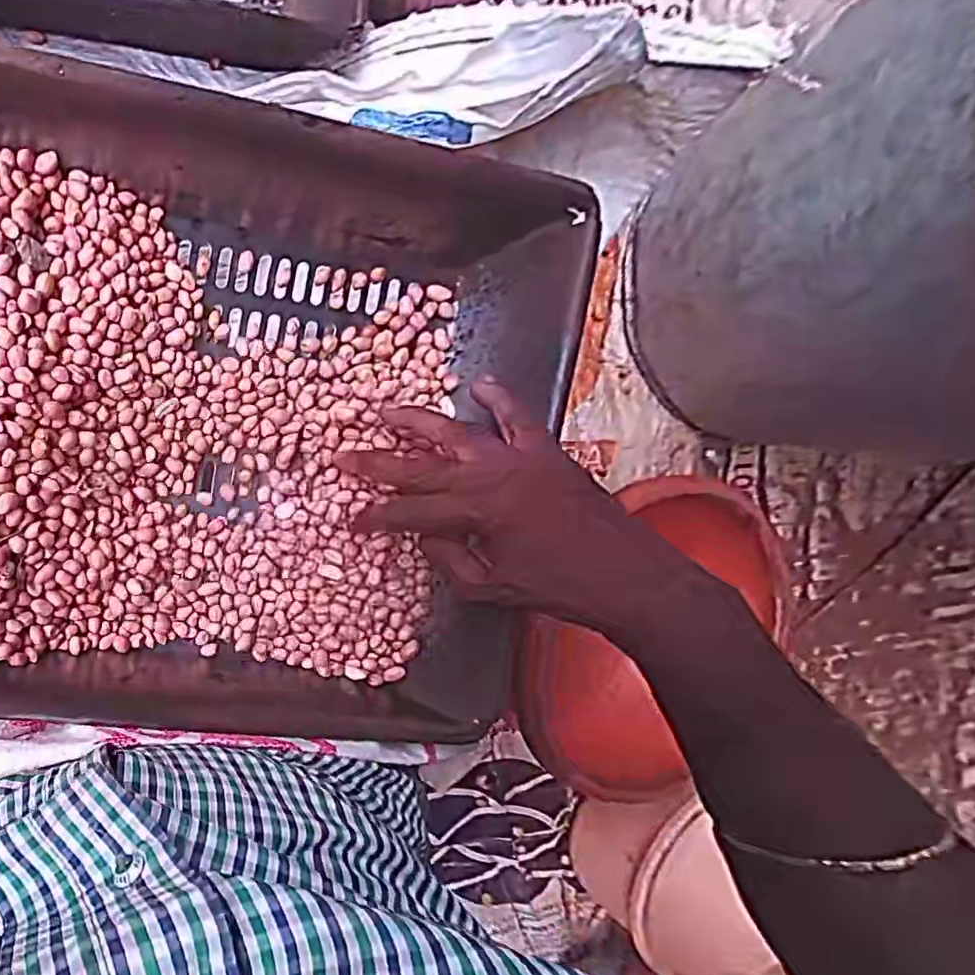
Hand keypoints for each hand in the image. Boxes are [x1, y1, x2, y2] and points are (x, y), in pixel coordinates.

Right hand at [335, 378, 709, 637]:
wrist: (631, 577)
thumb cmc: (557, 588)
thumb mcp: (487, 586)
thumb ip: (446, 557)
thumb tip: (424, 532)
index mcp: (477, 513)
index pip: (410, 513)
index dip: (376, 518)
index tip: (351, 521)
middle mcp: (493, 477)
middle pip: (419, 467)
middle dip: (375, 464)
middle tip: (343, 456)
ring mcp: (520, 459)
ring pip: (457, 432)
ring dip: (418, 421)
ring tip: (388, 413)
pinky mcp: (547, 453)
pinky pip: (518, 418)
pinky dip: (499, 400)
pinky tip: (480, 385)